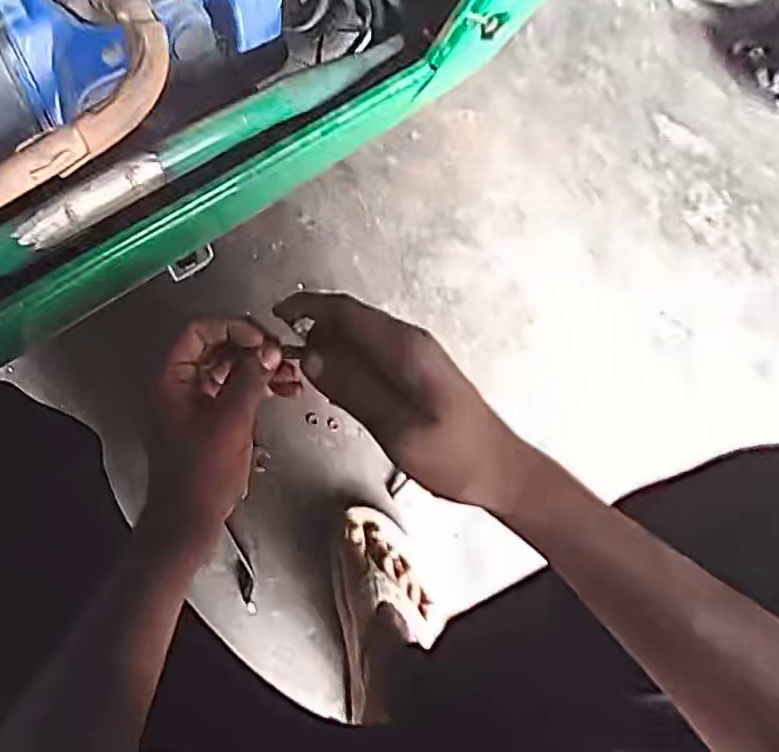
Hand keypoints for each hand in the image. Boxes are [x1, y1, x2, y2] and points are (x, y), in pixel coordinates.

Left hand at [142, 318, 300, 549]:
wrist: (188, 519)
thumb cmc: (198, 477)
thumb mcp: (231, 421)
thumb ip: (250, 380)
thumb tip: (266, 351)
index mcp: (170, 378)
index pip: (197, 330)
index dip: (231, 327)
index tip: (259, 337)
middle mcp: (176, 384)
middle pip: (213, 346)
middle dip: (250, 347)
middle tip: (277, 352)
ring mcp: (189, 400)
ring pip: (224, 367)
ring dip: (256, 367)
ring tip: (287, 373)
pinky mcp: (203, 416)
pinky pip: (228, 388)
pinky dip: (252, 386)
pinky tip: (278, 390)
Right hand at [274, 293, 539, 511]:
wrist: (502, 472)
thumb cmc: (456, 457)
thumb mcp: (399, 430)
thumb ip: (354, 390)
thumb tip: (310, 357)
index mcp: (405, 348)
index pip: (346, 311)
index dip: (307, 307)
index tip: (277, 314)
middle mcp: (408, 341)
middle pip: (349, 317)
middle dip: (312, 326)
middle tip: (285, 352)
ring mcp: (411, 352)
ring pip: (356, 333)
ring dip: (326, 343)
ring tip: (304, 368)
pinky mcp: (411, 368)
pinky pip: (367, 349)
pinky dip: (342, 357)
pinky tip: (334, 380)